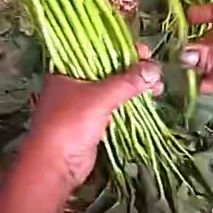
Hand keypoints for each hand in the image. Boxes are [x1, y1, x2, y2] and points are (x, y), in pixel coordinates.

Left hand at [18, 63, 161, 190]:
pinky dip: (129, 103)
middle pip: (107, 70)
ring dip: (134, 87)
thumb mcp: (100, 97)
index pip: (97, 49)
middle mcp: (72, 84)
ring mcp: (81, 104)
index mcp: (66, 70)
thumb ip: (128, 82)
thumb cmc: (70, 123)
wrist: (55, 165)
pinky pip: (113, 107)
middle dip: (133, 69)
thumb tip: (155, 69)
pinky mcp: (90, 122)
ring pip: (112, 89)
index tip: (144, 51)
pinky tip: (147, 100)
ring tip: (158, 87)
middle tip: (155, 70)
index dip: (122, 48)